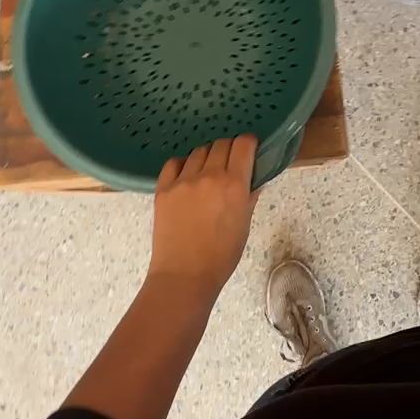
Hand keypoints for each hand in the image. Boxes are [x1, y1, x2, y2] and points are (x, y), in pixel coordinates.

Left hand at [148, 135, 259, 302]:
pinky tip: (186, 176)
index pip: (243, 144)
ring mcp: (183, 181)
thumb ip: (250, 195)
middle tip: (230, 163)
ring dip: (207, 157)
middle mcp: (209, 175)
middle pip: (221, 143)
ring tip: (207, 173)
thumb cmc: (221, 255)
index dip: (249, 143)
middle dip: (229, 149)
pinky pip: (174, 163)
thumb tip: (256, 178)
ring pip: (199, 151)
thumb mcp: (245, 224)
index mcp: (234, 184)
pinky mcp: (163, 189)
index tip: (250, 148)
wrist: (184, 276)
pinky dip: (182, 164)